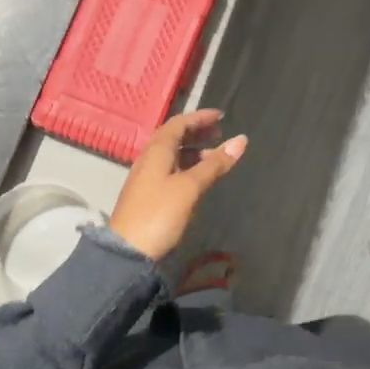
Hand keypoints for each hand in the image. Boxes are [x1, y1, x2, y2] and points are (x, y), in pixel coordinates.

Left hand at [109, 110, 247, 259]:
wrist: (128, 251)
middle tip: (220, 133)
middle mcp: (149, 159)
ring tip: (215, 156)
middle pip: (174, 137)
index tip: (222, 117)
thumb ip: (214, 164)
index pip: (178, 124)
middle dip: (197, 132)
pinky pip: (170, 170)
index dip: (200, 118)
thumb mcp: (189, 187)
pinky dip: (187, 167)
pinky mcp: (148, 194)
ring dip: (193, 151)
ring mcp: (147, 177)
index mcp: (156, 151)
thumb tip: (240, 140)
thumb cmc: (159, 213)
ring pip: (172, 155)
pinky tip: (199, 178)